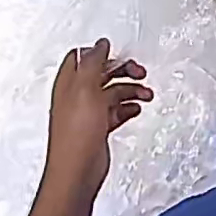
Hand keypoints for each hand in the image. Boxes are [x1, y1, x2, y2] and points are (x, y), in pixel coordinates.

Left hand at [44, 38, 151, 192]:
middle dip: (123, 70)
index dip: (101, 52)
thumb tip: (100, 44)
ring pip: (114, 92)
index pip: (82, 57)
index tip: (118, 52)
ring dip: (132, 89)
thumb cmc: (76, 134)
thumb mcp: (85, 89)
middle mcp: (77, 96)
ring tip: (146, 94)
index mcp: (69, 83)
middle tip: (140, 72)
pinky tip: (136, 109)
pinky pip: (118, 110)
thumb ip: (92, 63)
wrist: (78, 170)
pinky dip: (129, 107)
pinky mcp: (99, 127)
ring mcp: (88, 112)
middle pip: (103, 73)